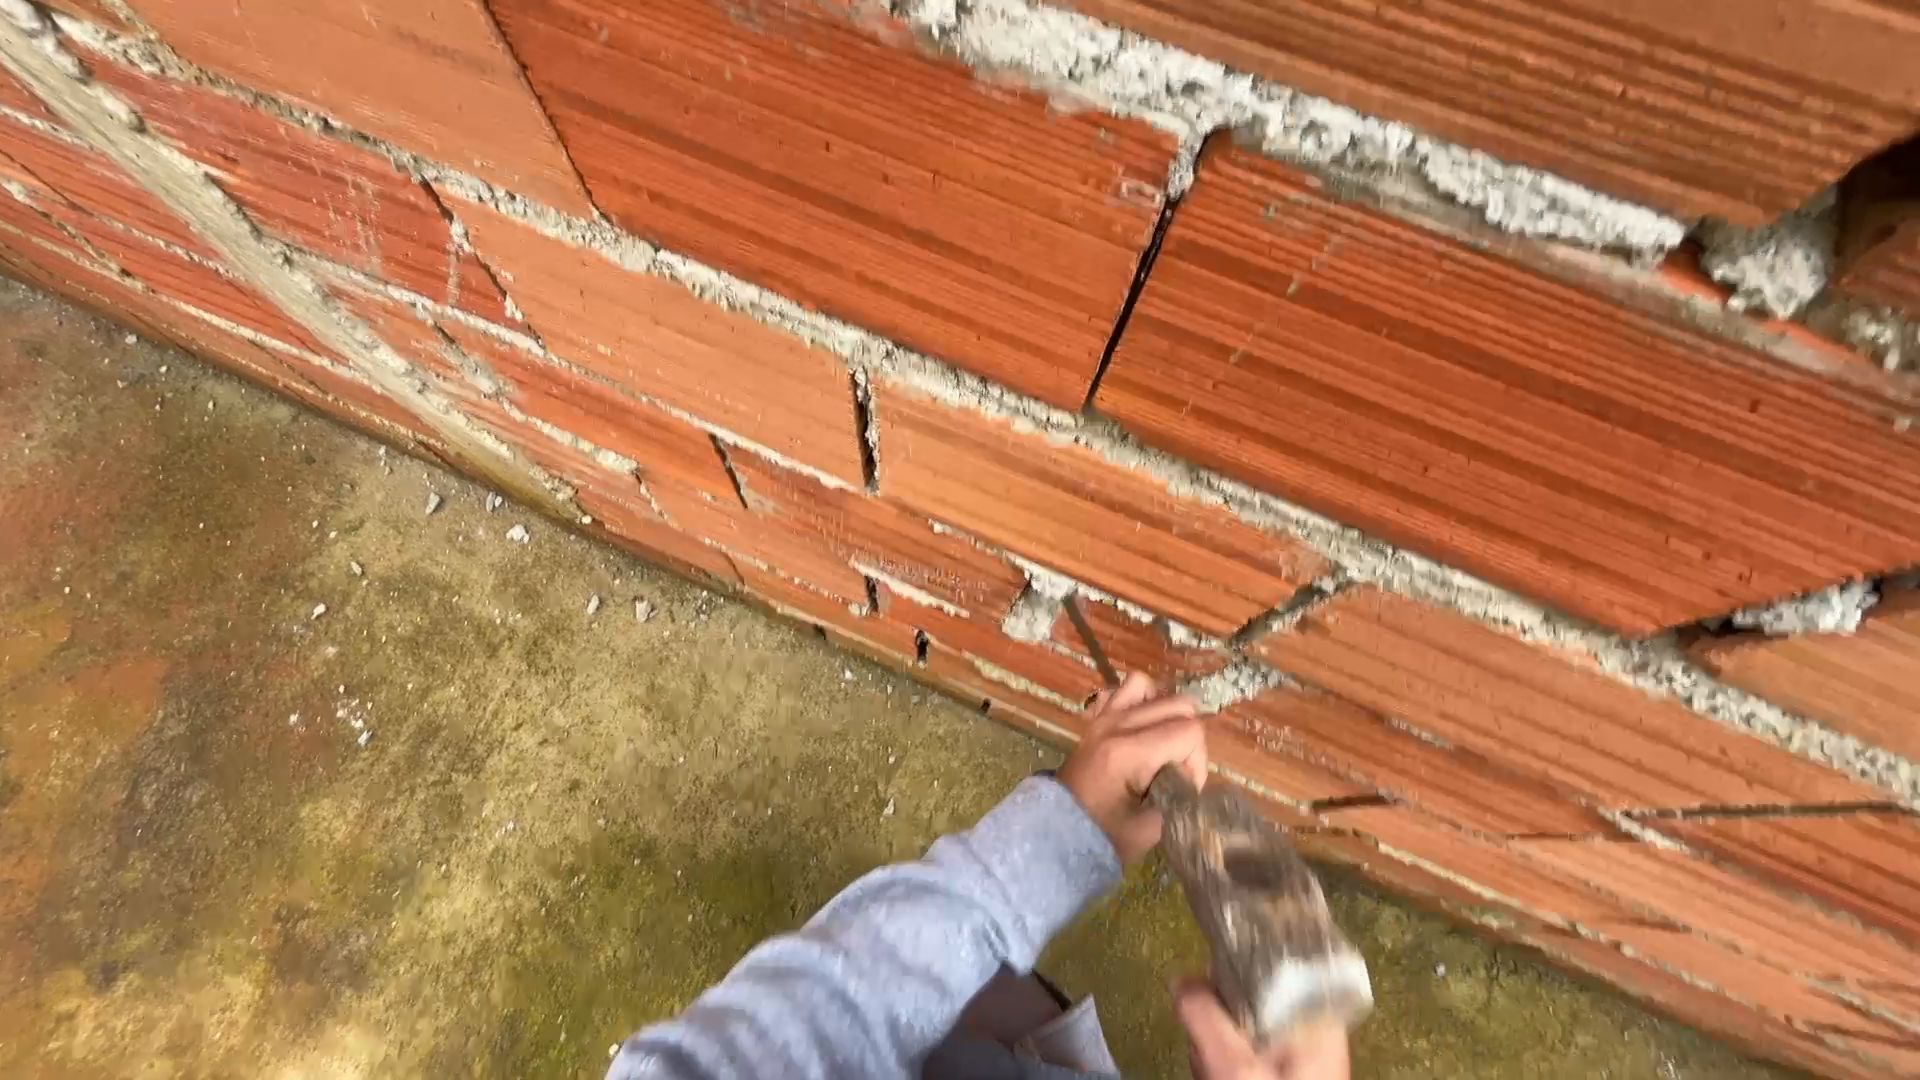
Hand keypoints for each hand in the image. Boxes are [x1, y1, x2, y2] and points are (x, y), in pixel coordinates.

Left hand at [1056, 672, 1206, 864]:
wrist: (1059, 828)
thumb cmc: (1105, 834)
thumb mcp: (1152, 827)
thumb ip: (1179, 797)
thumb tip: (1191, 776)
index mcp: (1130, 751)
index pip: (1189, 730)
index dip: (1198, 760)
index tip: (1185, 787)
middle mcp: (1117, 724)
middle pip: (1177, 703)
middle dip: (1188, 737)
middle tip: (1176, 770)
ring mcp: (1103, 716)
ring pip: (1147, 685)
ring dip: (1164, 709)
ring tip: (1162, 741)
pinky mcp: (1095, 718)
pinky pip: (1121, 690)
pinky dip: (1138, 701)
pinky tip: (1140, 728)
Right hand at [1173, 979, 1349, 1079]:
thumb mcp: (1233, 1068)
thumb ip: (1203, 1014)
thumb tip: (1180, 980)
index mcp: (1315, 1018)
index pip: (1273, 960)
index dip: (1233, 963)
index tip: (1206, 979)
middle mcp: (1309, 1029)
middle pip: (1248, 991)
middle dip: (1216, 1016)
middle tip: (1209, 1049)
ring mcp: (1293, 1055)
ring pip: (1237, 1022)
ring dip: (1212, 1044)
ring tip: (1211, 1072)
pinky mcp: (1275, 1074)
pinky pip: (1237, 1049)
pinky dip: (1218, 1061)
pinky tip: (1214, 1077)